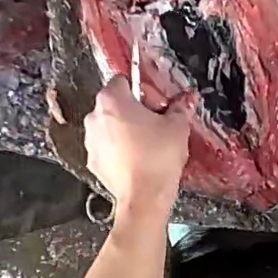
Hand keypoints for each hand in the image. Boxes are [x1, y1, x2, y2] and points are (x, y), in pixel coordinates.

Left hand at [84, 77, 193, 224]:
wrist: (145, 197)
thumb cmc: (158, 158)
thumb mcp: (178, 127)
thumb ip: (180, 108)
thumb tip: (185, 100)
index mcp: (112, 100)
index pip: (124, 80)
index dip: (144, 90)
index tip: (158, 104)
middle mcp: (95, 117)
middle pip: (115, 103)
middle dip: (135, 110)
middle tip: (158, 123)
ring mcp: (91, 140)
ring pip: (111, 127)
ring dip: (127, 131)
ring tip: (150, 145)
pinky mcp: (94, 161)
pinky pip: (108, 148)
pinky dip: (121, 150)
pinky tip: (139, 160)